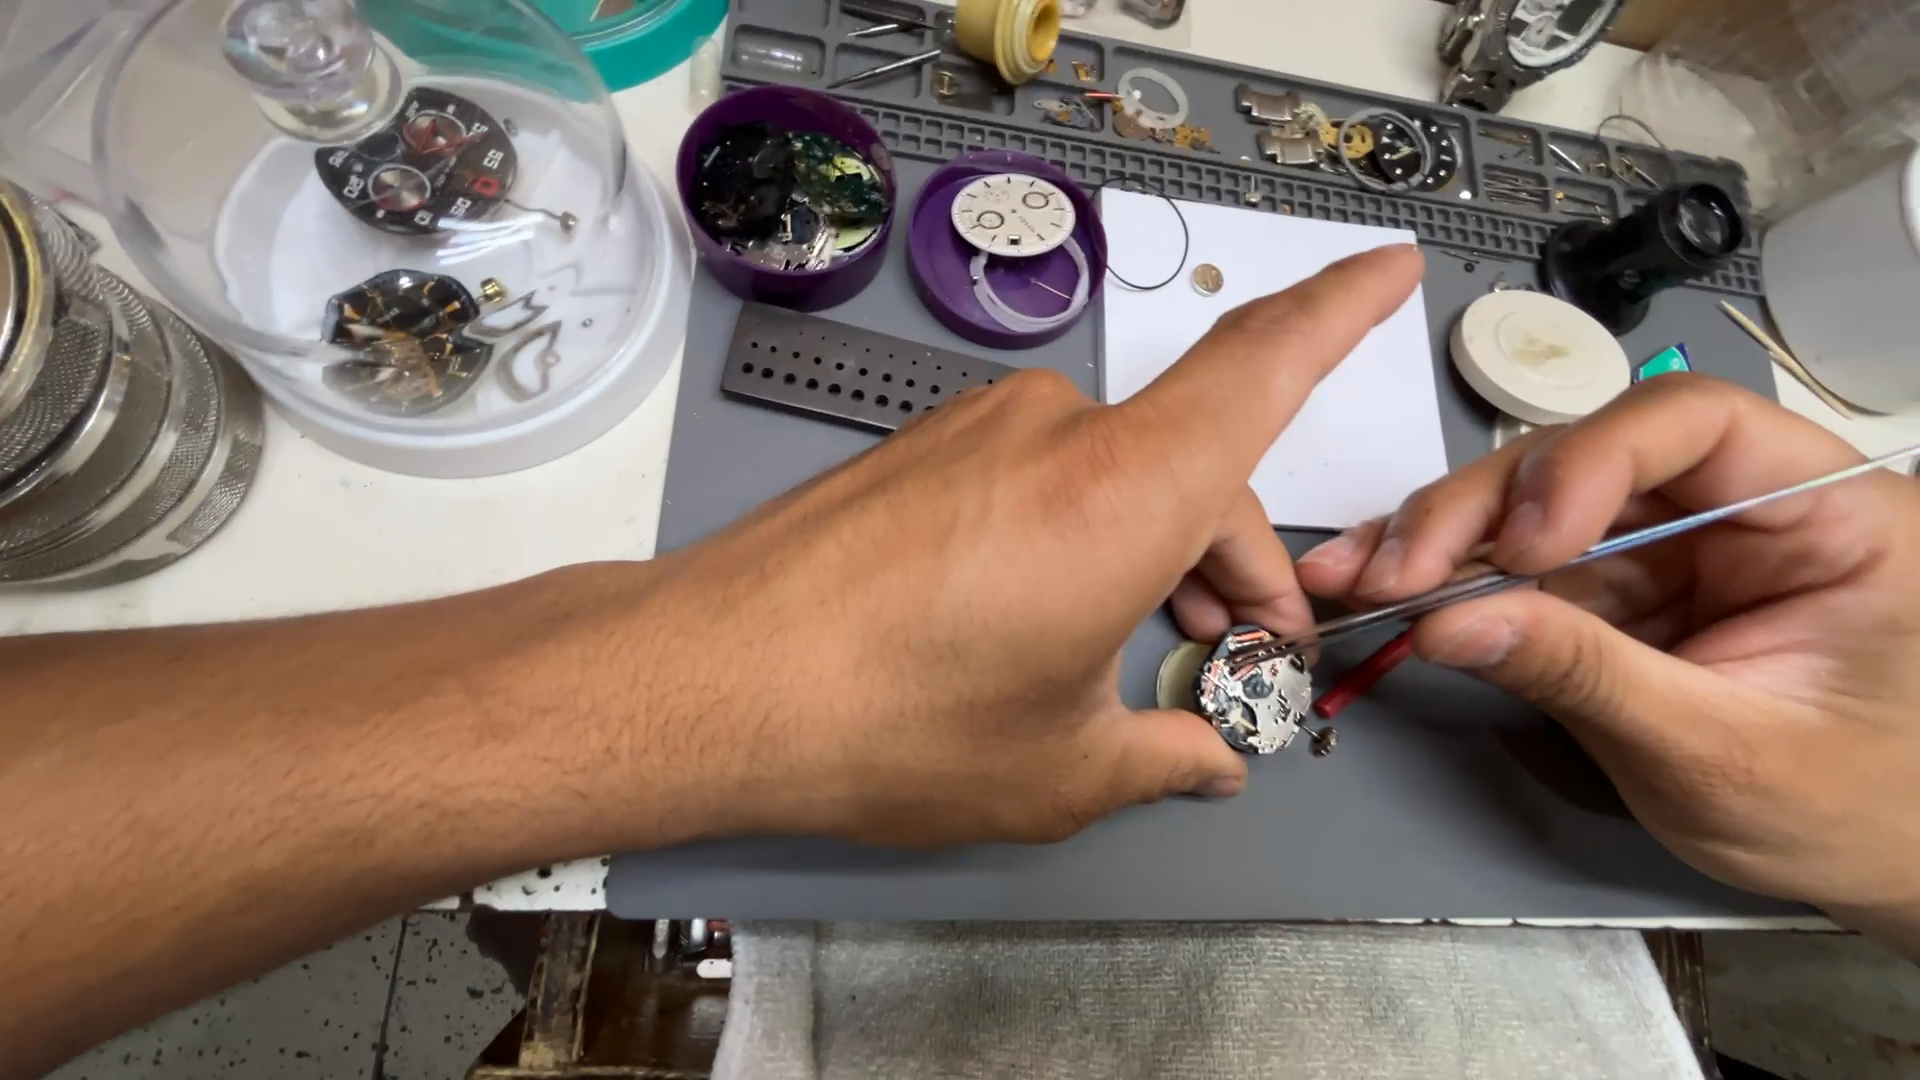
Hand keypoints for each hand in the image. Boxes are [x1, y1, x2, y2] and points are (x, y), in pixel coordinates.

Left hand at [629, 247, 1424, 846]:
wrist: (711, 680)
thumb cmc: (884, 723)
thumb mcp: (1058, 767)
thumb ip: (1162, 756)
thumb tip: (1209, 760)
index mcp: (1122, 493)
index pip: (1262, 364)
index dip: (1339, 310)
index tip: (1389, 271)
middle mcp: (1057, 432)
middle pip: (1195, 467)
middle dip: (1232, 562)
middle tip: (1233, 654)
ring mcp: (981, 429)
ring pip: (1117, 473)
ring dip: (1151, 550)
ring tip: (1138, 646)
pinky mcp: (929, 446)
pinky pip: (1044, 473)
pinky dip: (1079, 530)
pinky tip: (1053, 609)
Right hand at [1293, 375, 1919, 942]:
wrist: (1861, 857)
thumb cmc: (1852, 809)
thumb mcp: (1721, 753)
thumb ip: (1585, 675)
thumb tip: (1443, 626)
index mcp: (1816, 516)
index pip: (1688, 426)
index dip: (1586, 465)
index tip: (1522, 548)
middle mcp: (1709, 507)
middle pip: (1560, 462)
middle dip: (1462, 517)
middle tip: (1389, 578)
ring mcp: (1631, 545)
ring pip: (1501, 505)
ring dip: (1414, 542)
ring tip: (1343, 579)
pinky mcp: (1575, 584)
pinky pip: (1481, 560)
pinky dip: (1416, 574)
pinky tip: (1359, 584)